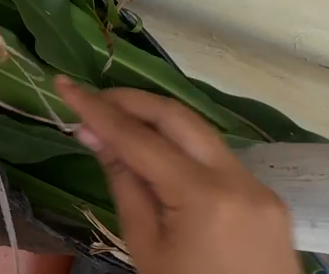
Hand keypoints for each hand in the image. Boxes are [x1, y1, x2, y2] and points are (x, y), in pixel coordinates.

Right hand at [56, 78, 295, 273]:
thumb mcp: (144, 244)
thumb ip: (122, 179)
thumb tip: (90, 130)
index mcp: (205, 197)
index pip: (137, 137)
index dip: (95, 108)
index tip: (62, 83)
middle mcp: (239, 180)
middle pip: (175, 116)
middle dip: (128, 101)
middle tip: (90, 100)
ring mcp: (259, 188)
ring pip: (197, 131)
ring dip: (152, 118)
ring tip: (113, 120)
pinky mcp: (266, 198)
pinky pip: (214, 155)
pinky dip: (177, 143)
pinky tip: (151, 149)